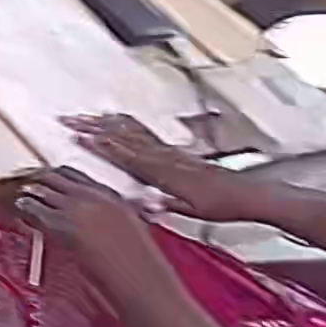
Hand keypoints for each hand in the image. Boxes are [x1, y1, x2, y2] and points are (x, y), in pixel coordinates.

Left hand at [15, 167, 224, 326]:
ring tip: (25, 205)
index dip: (54, 178)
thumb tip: (73, 206)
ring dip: (29, 196)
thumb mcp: (128, 228)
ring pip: (38, 189)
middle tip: (28, 192)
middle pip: (51, 176)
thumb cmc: (141, 269)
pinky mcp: (61, 224)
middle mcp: (96, 198)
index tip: (44, 183)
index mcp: (116, 198)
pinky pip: (31, 208)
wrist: (147, 290)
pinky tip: (27, 220)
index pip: (73, 173)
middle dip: (37, 183)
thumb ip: (104, 212)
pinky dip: (24, 211)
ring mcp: (77, 209)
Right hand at [65, 113, 280, 223]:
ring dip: (105, 123)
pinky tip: (117, 119)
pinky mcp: (173, 150)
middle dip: (93, 127)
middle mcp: (162, 157)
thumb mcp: (192, 211)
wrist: (256, 197)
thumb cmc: (223, 206)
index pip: (125, 155)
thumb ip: (162, 204)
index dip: (100, 145)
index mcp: (162, 172)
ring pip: (131, 132)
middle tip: (69, 119)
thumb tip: (140, 204)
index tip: (78, 136)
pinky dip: (126, 123)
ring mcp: (168, 151)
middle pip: (122, 138)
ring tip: (85, 115)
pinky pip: (144, 133)